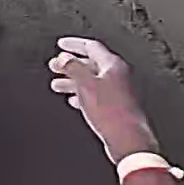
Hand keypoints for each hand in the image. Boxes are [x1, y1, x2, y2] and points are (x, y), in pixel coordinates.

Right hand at [48, 37, 157, 162]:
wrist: (128, 140)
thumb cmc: (111, 111)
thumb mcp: (85, 84)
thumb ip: (73, 67)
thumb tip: (64, 57)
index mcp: (113, 65)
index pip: (91, 46)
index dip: (73, 44)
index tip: (61, 45)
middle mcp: (118, 75)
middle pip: (90, 63)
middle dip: (70, 64)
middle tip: (55, 66)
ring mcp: (118, 91)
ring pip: (91, 80)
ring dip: (73, 81)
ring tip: (57, 85)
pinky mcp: (117, 106)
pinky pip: (96, 94)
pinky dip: (82, 94)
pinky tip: (74, 100)